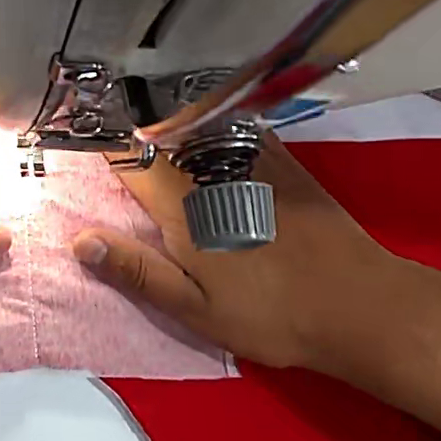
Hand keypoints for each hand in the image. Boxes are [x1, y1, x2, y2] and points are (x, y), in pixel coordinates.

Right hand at [71, 135, 440, 388]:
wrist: (359, 304)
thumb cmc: (271, 314)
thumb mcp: (195, 308)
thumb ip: (137, 271)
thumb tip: (81, 241)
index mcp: (183, 206)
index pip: (130, 160)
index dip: (103, 153)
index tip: (83, 151)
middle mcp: (213, 171)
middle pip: (159, 137)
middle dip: (133, 139)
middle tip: (116, 149)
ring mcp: (252, 160)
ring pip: (195, 126)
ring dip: (167, 127)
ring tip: (151, 135)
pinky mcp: (281, 160)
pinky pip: (233, 128)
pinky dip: (209, 126)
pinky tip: (205, 134)